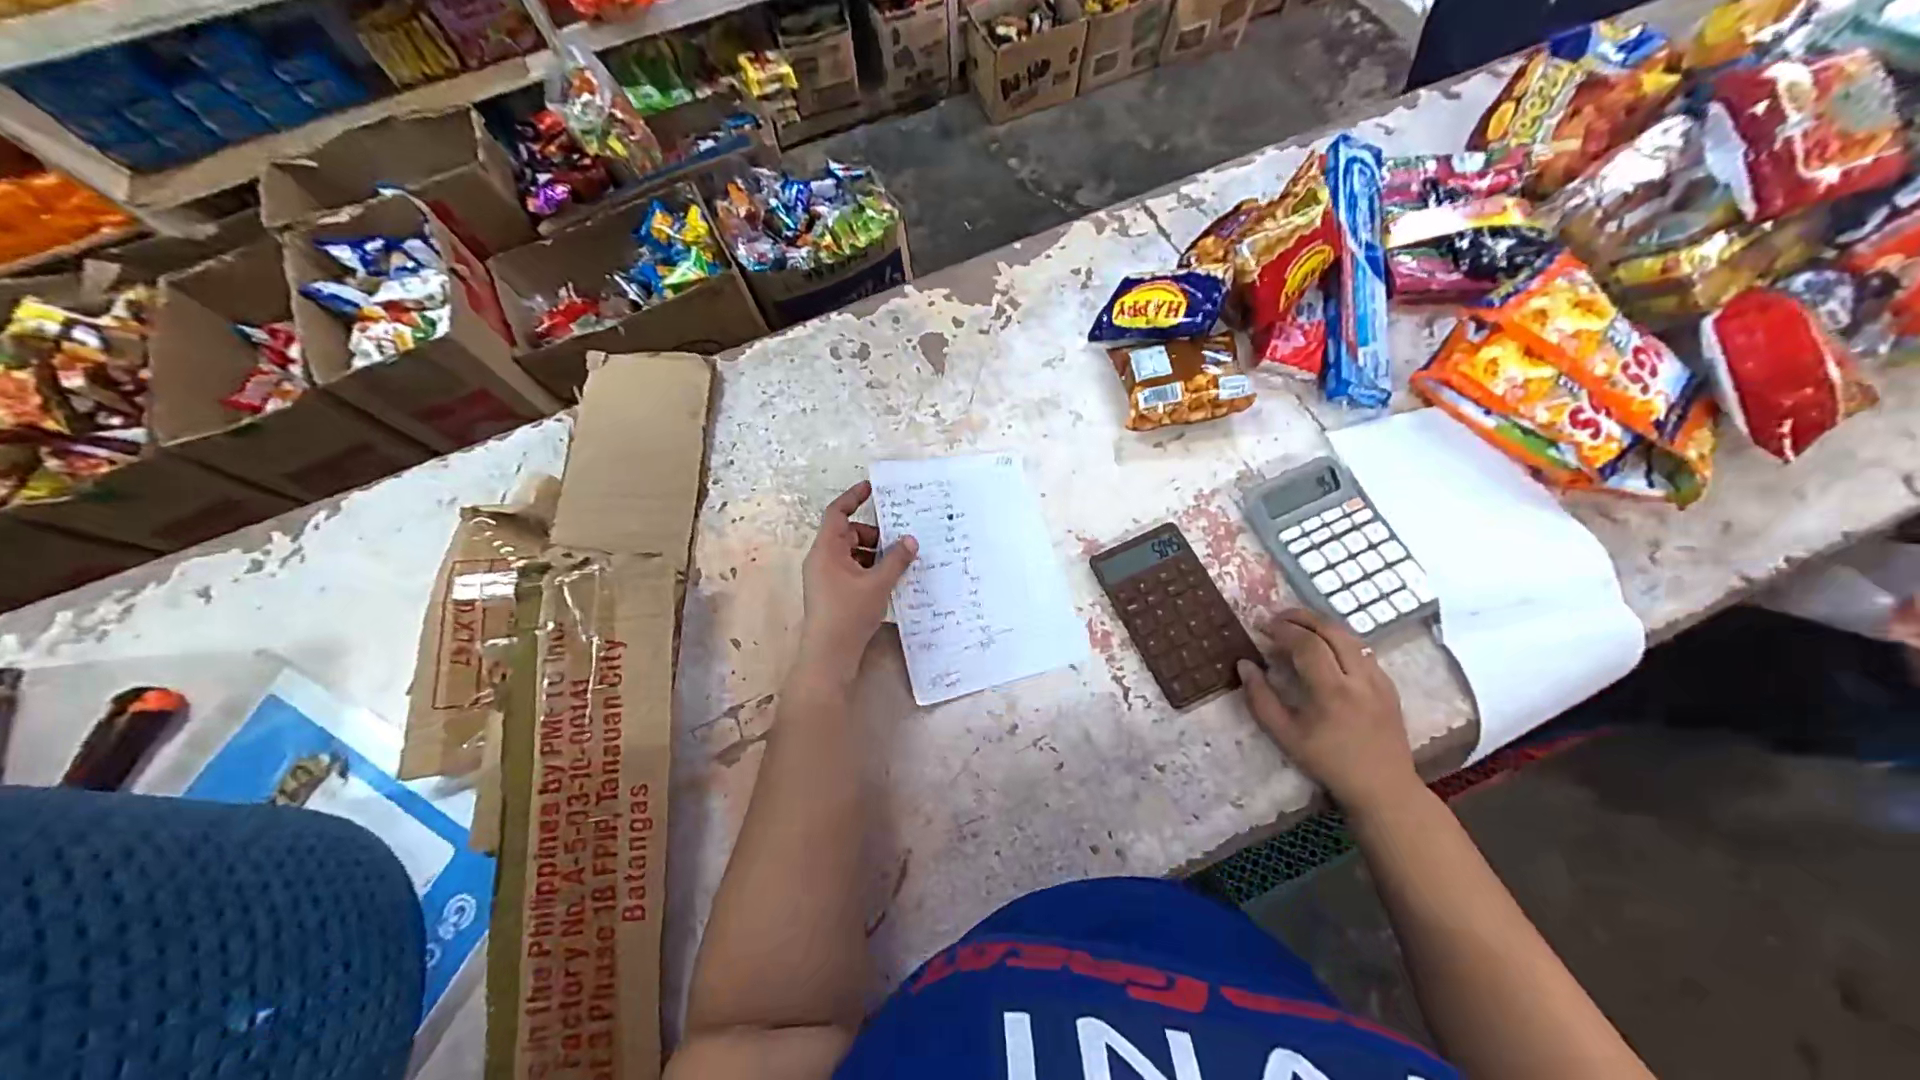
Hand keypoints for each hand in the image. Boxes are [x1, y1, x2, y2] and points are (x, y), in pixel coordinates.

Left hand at [794, 481, 917, 688]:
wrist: (829, 655)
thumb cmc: (848, 614)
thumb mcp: (877, 585)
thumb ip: (896, 560)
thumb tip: (910, 541)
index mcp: (826, 550)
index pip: (837, 513)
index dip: (853, 497)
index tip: (872, 488)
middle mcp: (822, 560)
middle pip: (848, 533)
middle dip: (873, 534)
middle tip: (898, 541)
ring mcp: (825, 577)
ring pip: (851, 553)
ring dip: (873, 554)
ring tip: (898, 563)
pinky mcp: (832, 593)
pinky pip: (852, 570)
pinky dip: (869, 569)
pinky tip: (889, 580)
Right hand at [1236, 609, 1420, 816]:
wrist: (1382, 787)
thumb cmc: (1328, 762)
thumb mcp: (1284, 735)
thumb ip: (1260, 698)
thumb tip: (1244, 664)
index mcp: (1332, 691)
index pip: (1306, 644)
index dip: (1282, 629)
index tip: (1261, 626)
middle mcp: (1360, 678)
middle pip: (1331, 630)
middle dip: (1302, 618)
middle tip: (1277, 617)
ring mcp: (1379, 680)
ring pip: (1350, 636)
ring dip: (1322, 625)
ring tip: (1298, 626)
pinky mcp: (1389, 685)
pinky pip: (1363, 651)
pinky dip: (1339, 640)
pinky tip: (1325, 648)